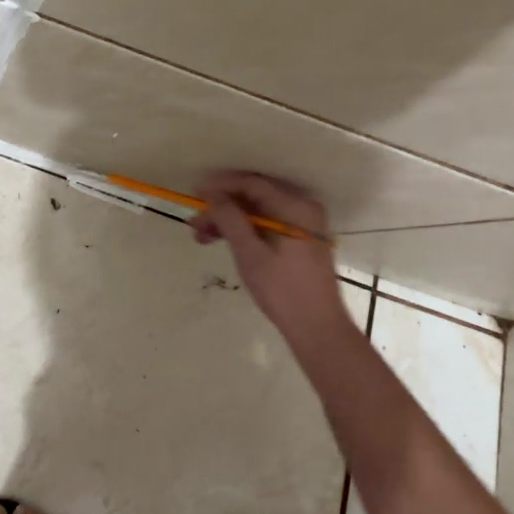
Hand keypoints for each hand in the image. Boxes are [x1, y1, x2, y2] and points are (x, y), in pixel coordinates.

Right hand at [189, 171, 351, 344]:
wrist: (318, 330)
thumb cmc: (283, 291)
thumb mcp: (250, 253)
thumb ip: (229, 218)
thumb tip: (211, 192)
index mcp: (295, 206)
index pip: (252, 183)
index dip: (221, 186)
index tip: (195, 194)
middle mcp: (302, 208)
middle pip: (254, 196)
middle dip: (222, 207)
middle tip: (195, 222)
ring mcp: (303, 224)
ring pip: (258, 212)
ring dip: (229, 220)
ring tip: (201, 236)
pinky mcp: (299, 239)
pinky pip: (267, 224)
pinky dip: (245, 230)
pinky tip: (222, 241)